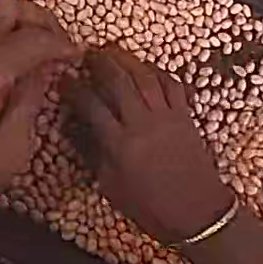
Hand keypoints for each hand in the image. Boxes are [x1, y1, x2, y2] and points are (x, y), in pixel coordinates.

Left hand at [0, 0, 77, 233]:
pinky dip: (7, 38)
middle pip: (5, 6)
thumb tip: (49, 67)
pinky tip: (24, 66)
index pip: (29, 40)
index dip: (61, 44)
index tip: (81, 56)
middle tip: (62, 46)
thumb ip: (31, 100)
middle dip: (40, 19)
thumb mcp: (12, 150)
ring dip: (23, 26)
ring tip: (47, 56)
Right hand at [68, 46, 233, 243]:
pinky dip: (159, 72)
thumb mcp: (113, 189)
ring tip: (113, 50)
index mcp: (120, 145)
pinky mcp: (186, 116)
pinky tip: (148, 68)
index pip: (92, 106)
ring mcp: (167, 117)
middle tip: (88, 53)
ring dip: (128, 60)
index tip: (64, 78)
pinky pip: (172, 85)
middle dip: (101, 63)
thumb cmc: (152, 208)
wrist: (198, 213)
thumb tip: (86, 132)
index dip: (74, 89)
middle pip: (119, 81)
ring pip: (145, 77)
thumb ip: (98, 157)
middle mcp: (142, 124)